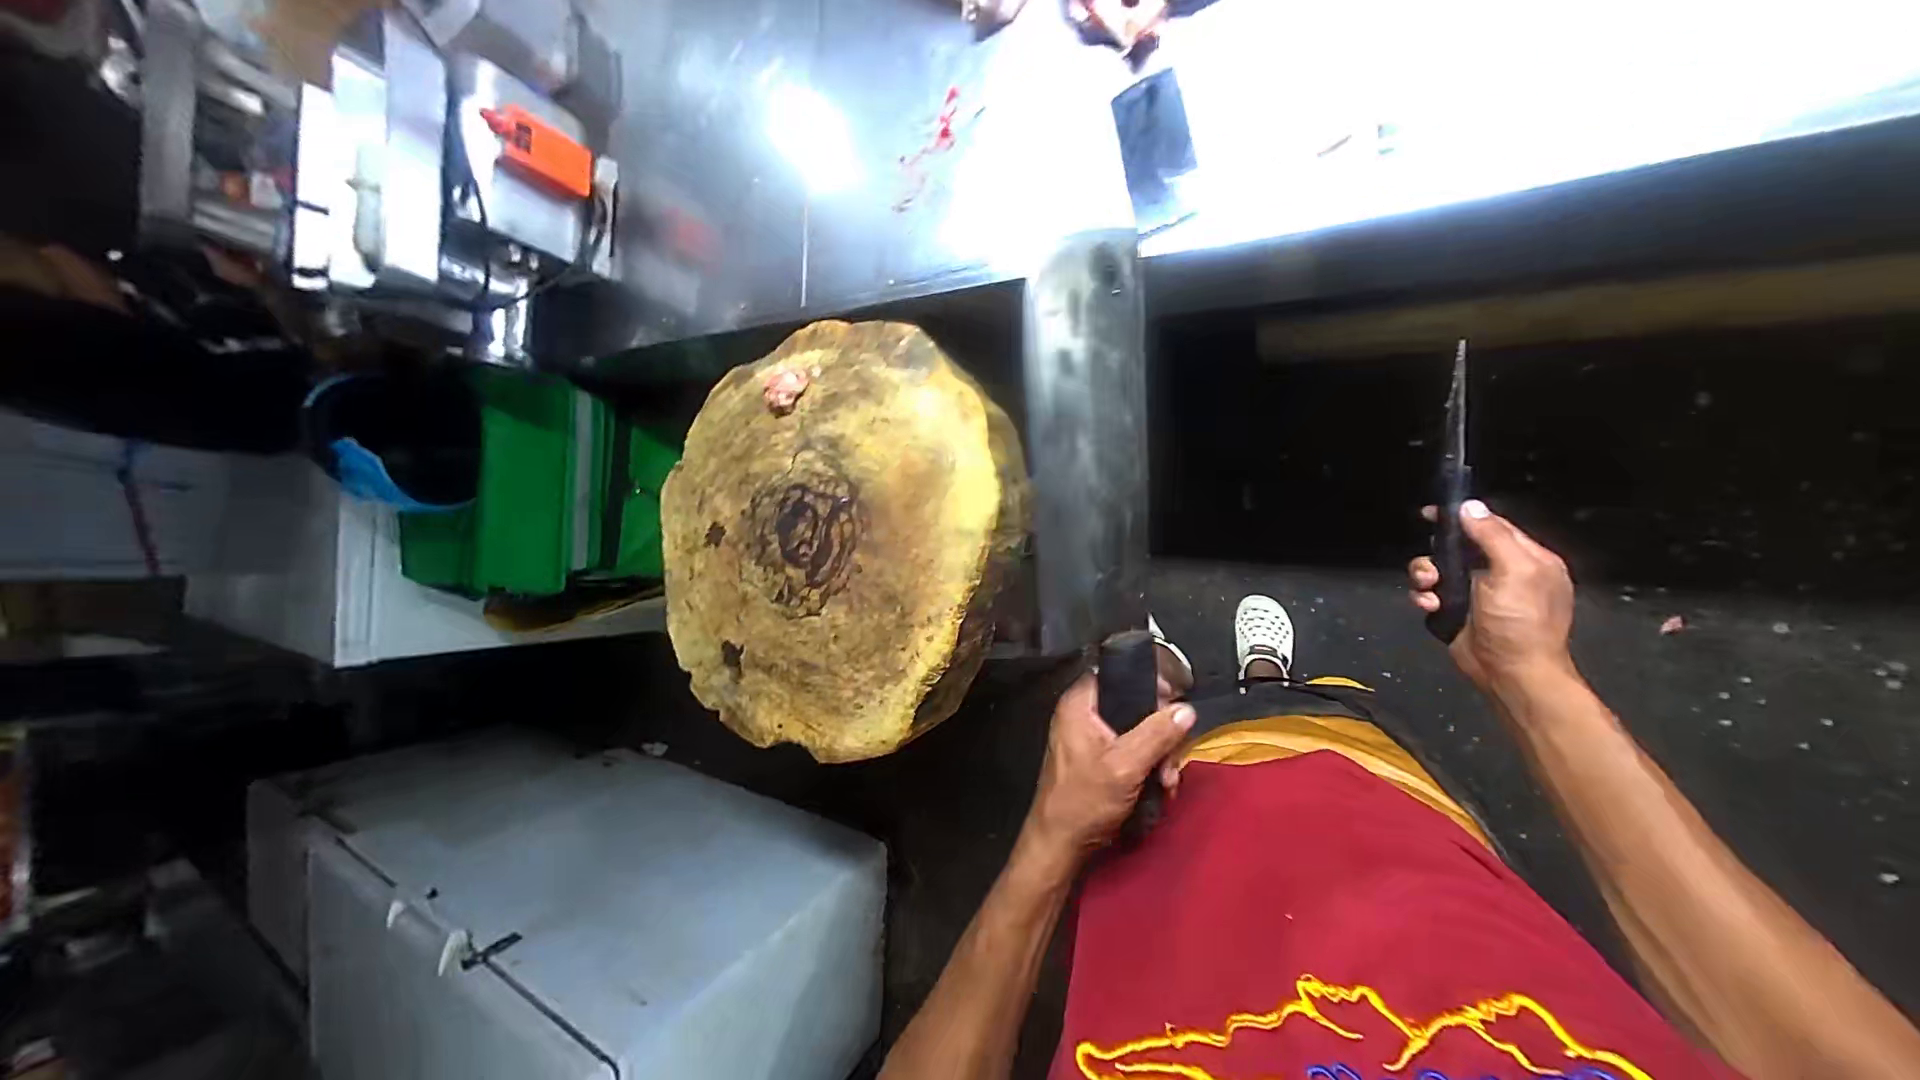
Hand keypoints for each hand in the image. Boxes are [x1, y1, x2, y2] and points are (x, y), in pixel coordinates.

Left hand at [1021, 673, 1194, 865]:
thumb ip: (1157, 734)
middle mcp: (1083, 715)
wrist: (1060, 844)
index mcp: (1080, 704)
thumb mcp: (1125, 765)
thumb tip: (1186, 709)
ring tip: (1167, 781)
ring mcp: (1090, 738)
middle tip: (1171, 759)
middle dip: (1160, 733)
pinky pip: (1131, 751)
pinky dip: (1147, 767)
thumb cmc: (1085, 799)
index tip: (1173, 700)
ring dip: (1158, 755)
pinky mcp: (1098, 760)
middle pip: (1133, 705)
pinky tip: (1159, 787)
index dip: (1147, 682)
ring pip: (1137, 731)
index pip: (1117, 674)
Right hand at [1408, 500, 1577, 693]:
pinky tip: (1431, 606)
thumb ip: (1493, 537)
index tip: (1433, 513)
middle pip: (1456, 547)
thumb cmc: (1521, 623)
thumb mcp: (1515, 572)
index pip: (1491, 525)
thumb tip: (1471, 507)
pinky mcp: (1456, 611)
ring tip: (1429, 590)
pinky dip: (1424, 597)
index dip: (1463, 517)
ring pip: (1437, 569)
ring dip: (1425, 576)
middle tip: (1432, 569)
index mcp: (1527, 559)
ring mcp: (1477, 593)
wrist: (1510, 672)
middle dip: (1437, 554)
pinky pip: (1430, 593)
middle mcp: (1501, 573)